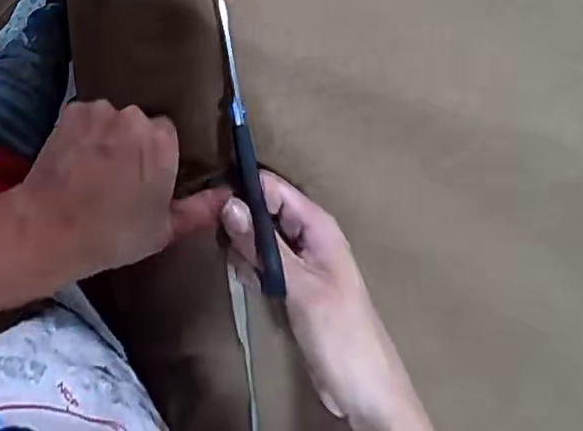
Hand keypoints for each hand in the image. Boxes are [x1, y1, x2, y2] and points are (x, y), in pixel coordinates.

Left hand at [8, 101, 230, 286]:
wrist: (51, 227)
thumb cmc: (112, 234)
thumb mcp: (163, 230)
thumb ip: (200, 209)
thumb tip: (230, 194)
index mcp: (162, 140)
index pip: (168, 135)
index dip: (158, 157)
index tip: (147, 178)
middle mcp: (134, 116)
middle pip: (140, 122)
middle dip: (133, 143)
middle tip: (119, 175)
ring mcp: (101, 110)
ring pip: (112, 118)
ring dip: (108, 135)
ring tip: (93, 167)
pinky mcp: (72, 110)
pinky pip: (87, 116)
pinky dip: (84, 132)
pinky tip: (76, 157)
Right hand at [223, 172, 431, 430]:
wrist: (367, 396)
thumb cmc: (341, 336)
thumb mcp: (299, 287)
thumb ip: (262, 245)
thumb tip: (228, 203)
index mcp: (317, 224)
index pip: (271, 186)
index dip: (243, 191)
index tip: (215, 206)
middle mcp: (307, 233)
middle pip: (262, 208)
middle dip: (240, 223)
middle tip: (229, 247)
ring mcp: (299, 258)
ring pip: (258, 234)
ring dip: (244, 250)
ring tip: (246, 272)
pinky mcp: (292, 282)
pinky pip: (262, 260)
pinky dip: (251, 268)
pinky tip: (250, 283)